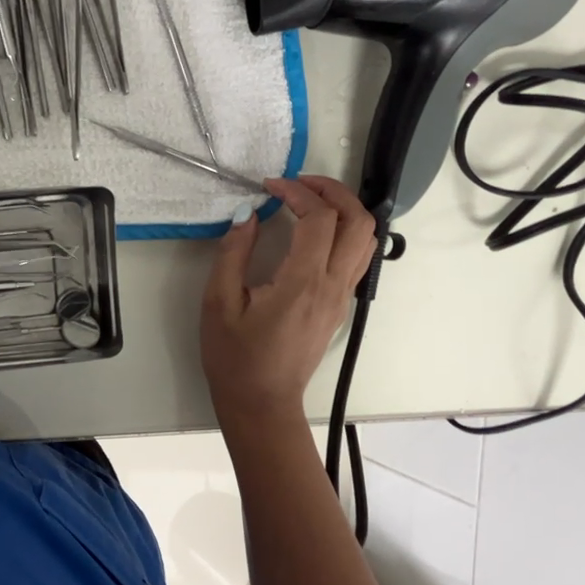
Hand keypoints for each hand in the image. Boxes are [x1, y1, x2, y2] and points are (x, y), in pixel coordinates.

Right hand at [200, 177, 377, 424]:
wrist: (261, 401)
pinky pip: (355, 257)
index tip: (269, 186)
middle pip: (358, 221)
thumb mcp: (219, 302)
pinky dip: (342, 232)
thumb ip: (233, 254)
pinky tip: (311, 233)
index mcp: (303, 282)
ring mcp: (341, 297)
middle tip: (298, 183)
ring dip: (344, 210)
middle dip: (333, 192)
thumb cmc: (234, 356)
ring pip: (366, 239)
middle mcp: (332, 286)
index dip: (297, 192)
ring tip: (308, 202)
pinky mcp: (338, 306)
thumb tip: (247, 216)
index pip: (319, 219)